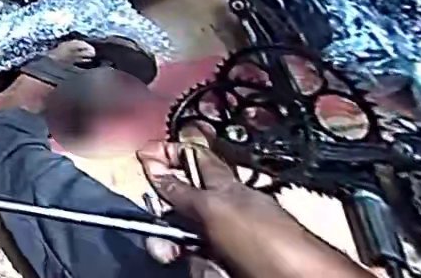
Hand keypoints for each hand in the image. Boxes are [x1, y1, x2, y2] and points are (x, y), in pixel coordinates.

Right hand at [137, 143, 372, 277]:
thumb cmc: (277, 246)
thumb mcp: (216, 207)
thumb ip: (180, 187)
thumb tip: (151, 165)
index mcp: (224, 187)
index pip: (188, 158)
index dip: (165, 155)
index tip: (143, 159)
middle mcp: (226, 215)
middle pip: (180, 209)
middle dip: (167, 225)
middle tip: (163, 240)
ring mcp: (234, 250)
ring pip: (190, 245)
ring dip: (189, 257)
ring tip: (210, 268)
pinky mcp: (236, 274)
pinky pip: (207, 271)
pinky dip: (208, 275)